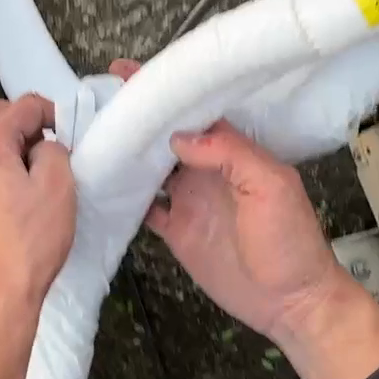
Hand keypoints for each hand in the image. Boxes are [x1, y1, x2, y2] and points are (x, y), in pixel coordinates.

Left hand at [0, 95, 75, 378]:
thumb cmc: (29, 241)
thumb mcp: (58, 187)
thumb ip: (55, 152)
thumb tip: (45, 147)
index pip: (21, 106)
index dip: (50, 111)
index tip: (69, 132)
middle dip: (15, 117)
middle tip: (43, 140)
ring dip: (4, 141)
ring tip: (33, 166)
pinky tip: (19, 190)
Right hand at [114, 60, 378, 378]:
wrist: (291, 303)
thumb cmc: (290, 241)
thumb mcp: (271, 187)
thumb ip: (229, 154)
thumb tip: (179, 136)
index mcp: (227, 151)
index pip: (190, 113)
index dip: (160, 92)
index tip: (125, 75)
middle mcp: (203, 170)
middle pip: (162, 135)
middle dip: (132, 117)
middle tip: (93, 103)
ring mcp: (187, 199)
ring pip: (147, 167)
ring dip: (122, 153)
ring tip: (87, 136)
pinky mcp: (176, 230)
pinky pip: (143, 206)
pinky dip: (121, 196)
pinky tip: (97, 184)